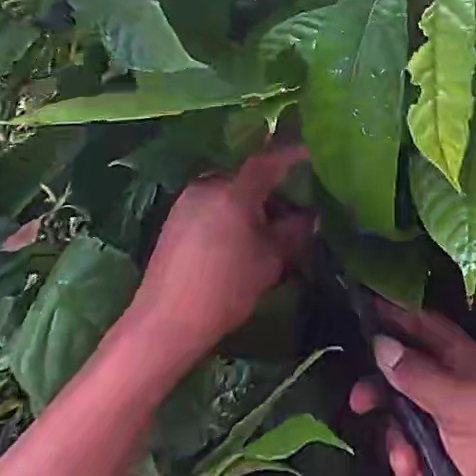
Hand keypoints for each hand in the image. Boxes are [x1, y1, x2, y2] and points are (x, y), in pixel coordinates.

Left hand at [121, 144, 314, 368]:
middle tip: (294, 204)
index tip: (310, 152)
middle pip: (248, 177)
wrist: (165, 324)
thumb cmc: (226, 288)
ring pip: (230, 191)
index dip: (291, 155)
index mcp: (234, 191)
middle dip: (273, 187)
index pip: (269, 162)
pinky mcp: (174, 219)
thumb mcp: (270, 260)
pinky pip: (213, 204)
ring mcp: (187, 202)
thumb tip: (310, 216)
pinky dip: (231, 212)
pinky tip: (241, 236)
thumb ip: (293, 231)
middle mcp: (209, 186)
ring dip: (251, 202)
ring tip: (270, 225)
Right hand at [348, 305, 475, 475]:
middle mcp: (456, 386)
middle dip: (384, 393)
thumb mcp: (456, 402)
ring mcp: (451, 424)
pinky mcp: (447, 459)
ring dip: (399, 443)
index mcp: (464, 360)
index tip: (366, 311)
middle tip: (359, 403)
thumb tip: (381, 343)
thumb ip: (417, 374)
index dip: (398, 316)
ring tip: (407, 466)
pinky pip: (415, 454)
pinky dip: (412, 469)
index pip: (426, 326)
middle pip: (408, 375)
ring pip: (406, 419)